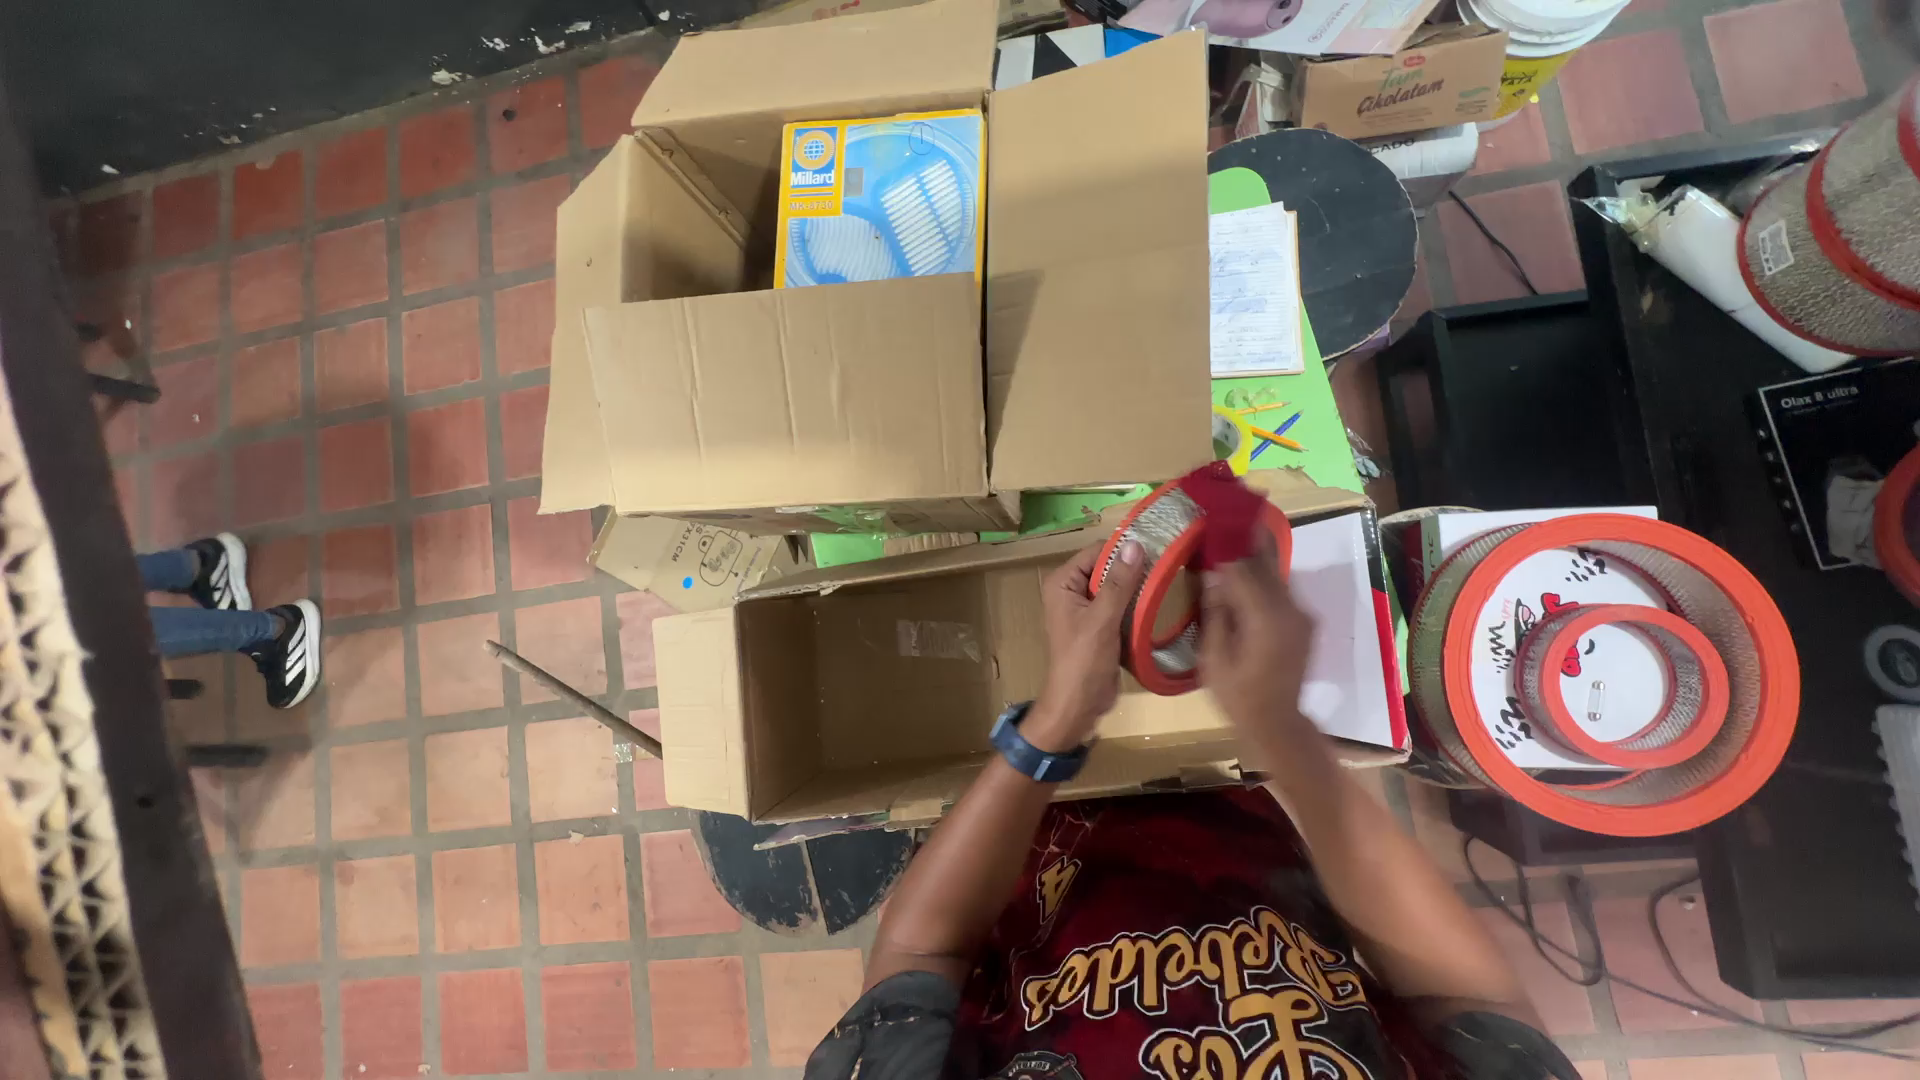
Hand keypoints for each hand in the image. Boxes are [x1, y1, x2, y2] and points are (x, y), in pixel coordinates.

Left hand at [1027, 539, 1147, 751]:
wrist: (1078, 704)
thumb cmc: (1083, 660)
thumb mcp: (1102, 618)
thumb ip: (1118, 582)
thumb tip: (1134, 544)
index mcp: (1062, 583)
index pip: (1095, 552)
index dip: (1123, 549)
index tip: (1156, 545)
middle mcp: (1071, 591)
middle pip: (1107, 568)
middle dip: (1133, 568)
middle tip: (1168, 562)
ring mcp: (1086, 609)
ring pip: (1117, 587)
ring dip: (1137, 587)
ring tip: (1168, 579)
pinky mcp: (1101, 626)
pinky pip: (1120, 607)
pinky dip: (1136, 605)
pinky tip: (1158, 602)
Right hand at [1198, 542, 1315, 741]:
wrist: (1277, 723)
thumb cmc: (1238, 695)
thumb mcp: (1214, 656)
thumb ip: (1216, 612)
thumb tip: (1214, 576)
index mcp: (1265, 618)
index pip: (1245, 569)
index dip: (1229, 546)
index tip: (1216, 524)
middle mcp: (1290, 610)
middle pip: (1268, 565)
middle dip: (1251, 539)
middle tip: (1236, 512)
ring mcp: (1301, 616)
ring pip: (1278, 575)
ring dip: (1259, 556)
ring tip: (1240, 535)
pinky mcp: (1304, 622)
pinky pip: (1282, 590)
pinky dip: (1267, 576)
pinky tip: (1251, 570)